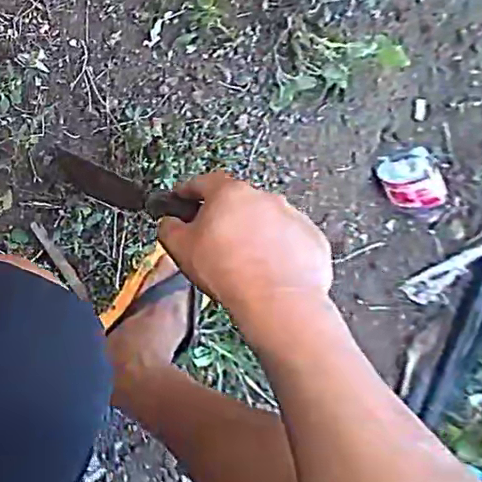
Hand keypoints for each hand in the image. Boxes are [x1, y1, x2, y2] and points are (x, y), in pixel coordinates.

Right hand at [157, 171, 331, 320]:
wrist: (276, 300)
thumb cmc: (227, 270)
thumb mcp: (178, 246)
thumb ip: (169, 226)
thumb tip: (170, 223)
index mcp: (229, 193)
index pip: (203, 181)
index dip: (188, 190)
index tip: (183, 197)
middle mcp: (263, 198)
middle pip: (236, 200)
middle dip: (222, 215)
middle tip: (210, 238)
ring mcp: (292, 217)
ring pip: (263, 219)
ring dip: (250, 232)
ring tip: (239, 258)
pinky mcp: (312, 239)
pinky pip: (286, 238)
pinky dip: (274, 248)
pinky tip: (262, 267)